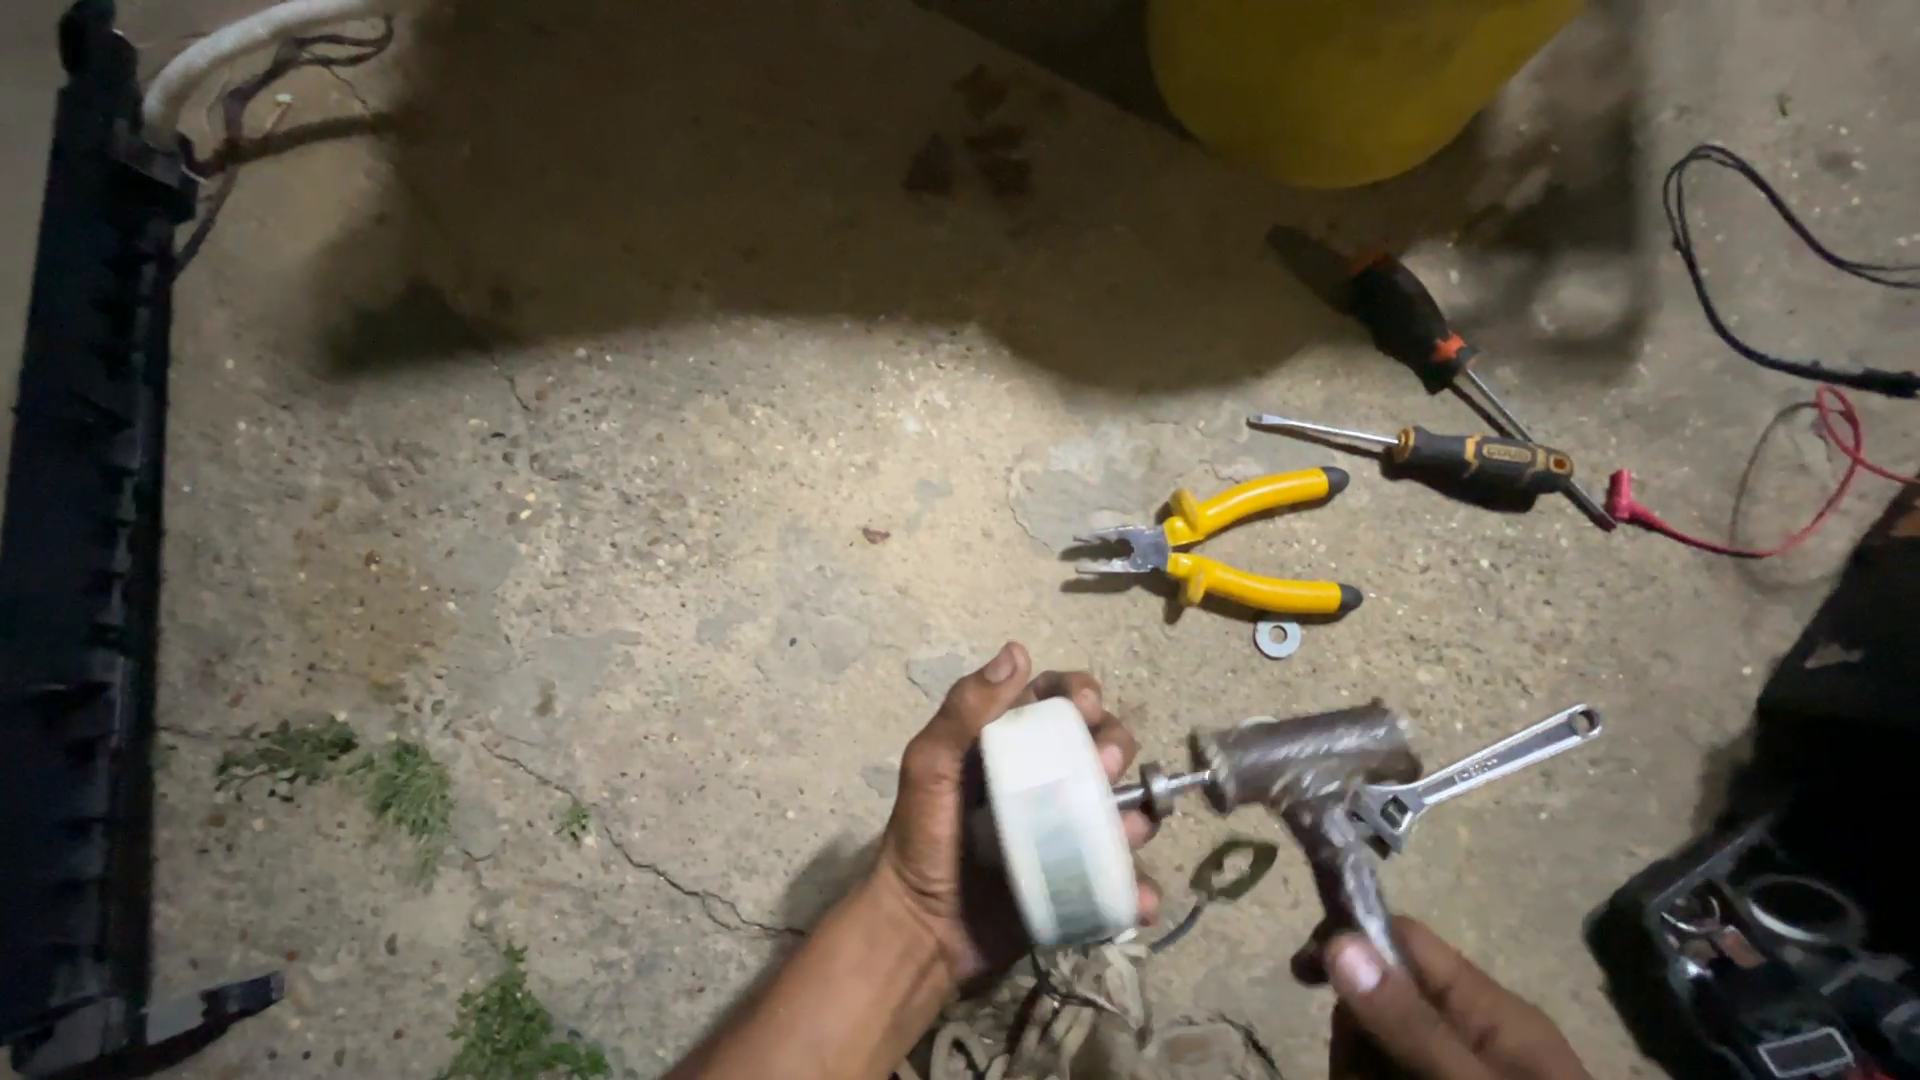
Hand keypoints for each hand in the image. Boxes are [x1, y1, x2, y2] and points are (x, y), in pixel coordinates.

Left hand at [871, 641, 1159, 984]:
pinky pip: (1120, 877)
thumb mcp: (930, 764)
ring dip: (1138, 812)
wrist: (920, 930)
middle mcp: (1042, 779)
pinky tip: (1136, 894)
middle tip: (1105, 764)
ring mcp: (1063, 830)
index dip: (1079, 693)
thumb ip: (966, 709)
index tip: (1086, 706)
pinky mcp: (1076, 879)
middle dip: (1114, 745)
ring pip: (1122, 805)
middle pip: (1098, 744)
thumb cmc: (920, 836)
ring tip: (1128, 829)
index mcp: (1008, 744)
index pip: (1055, 701)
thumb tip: (1016, 651)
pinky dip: (1137, 885)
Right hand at [1323, 918, 1593, 1079]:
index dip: (1348, 939)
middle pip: (1377, 996)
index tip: (1303, 974)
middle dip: (1355, 1036)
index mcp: (1490, 1010)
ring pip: (1372, 1045)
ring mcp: (1453, 1069)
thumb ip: (1411, 1023)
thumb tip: (1338, 940)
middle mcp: (1470, 1033)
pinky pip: (1382, 1073)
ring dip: (1358, 1072)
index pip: (1404, 937)